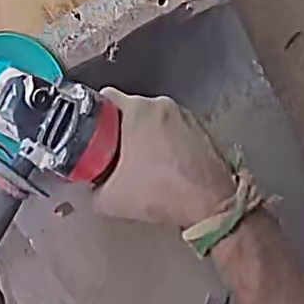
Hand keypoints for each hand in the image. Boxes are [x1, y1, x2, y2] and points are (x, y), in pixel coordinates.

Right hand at [94, 89, 238, 230]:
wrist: (212, 206)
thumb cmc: (163, 193)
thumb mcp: (111, 199)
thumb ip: (93, 190)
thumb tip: (91, 186)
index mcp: (137, 110)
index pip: (105, 97)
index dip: (95, 114)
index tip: (93, 132)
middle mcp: (162, 105)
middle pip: (130, 108)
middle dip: (120, 127)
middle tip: (114, 152)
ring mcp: (184, 115)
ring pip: (153, 118)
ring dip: (144, 133)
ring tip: (141, 161)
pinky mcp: (201, 128)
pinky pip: (173, 127)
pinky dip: (166, 140)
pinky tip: (164, 164)